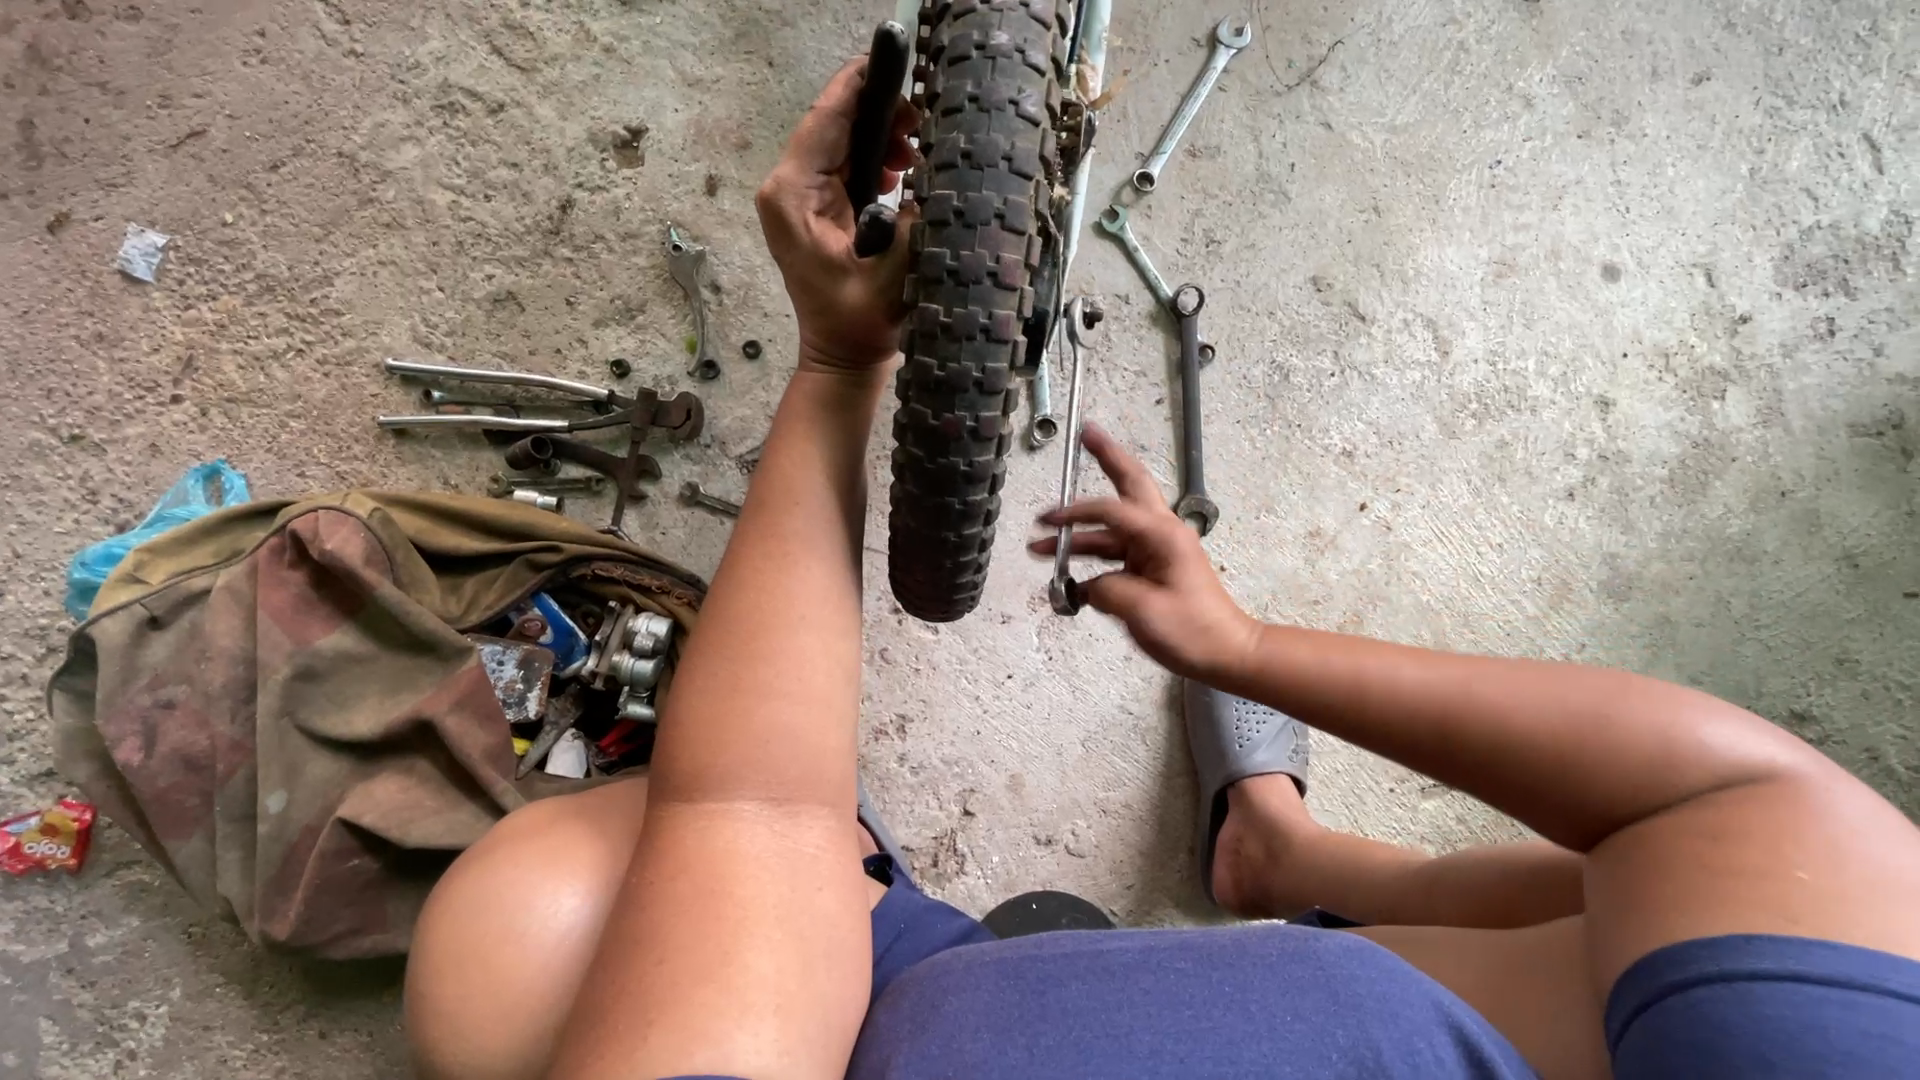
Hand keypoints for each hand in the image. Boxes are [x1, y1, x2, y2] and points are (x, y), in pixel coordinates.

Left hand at [756, 58, 920, 373]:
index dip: (862, 85)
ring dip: (879, 138)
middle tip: (923, 126)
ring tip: (916, 152)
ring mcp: (795, 199)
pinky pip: (842, 166)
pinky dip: (872, 161)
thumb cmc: (860, 322)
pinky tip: (902, 170)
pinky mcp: (812, 211)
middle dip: (879, 115)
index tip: (897, 59)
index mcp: (793, 194)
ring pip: (839, 143)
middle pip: (832, 125)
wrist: (841, 359)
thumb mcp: (894, 268)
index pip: (827, 118)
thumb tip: (932, 172)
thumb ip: (914, 216)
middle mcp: (785, 188)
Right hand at [1029, 424, 1262, 680]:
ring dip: (1077, 535)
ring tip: (1039, 545)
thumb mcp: (1143, 610)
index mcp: (1162, 536)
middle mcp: (1159, 534)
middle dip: (1107, 458)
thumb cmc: (1192, 630)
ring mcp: (1154, 552)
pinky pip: (1113, 558)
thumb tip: (1087, 586)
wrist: (1225, 654)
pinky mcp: (1149, 571)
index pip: (1111, 510)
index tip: (1048, 521)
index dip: (1076, 513)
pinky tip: (1065, 580)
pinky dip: (1089, 565)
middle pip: (1128, 486)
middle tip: (1086, 432)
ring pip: (1109, 531)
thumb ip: (1106, 590)